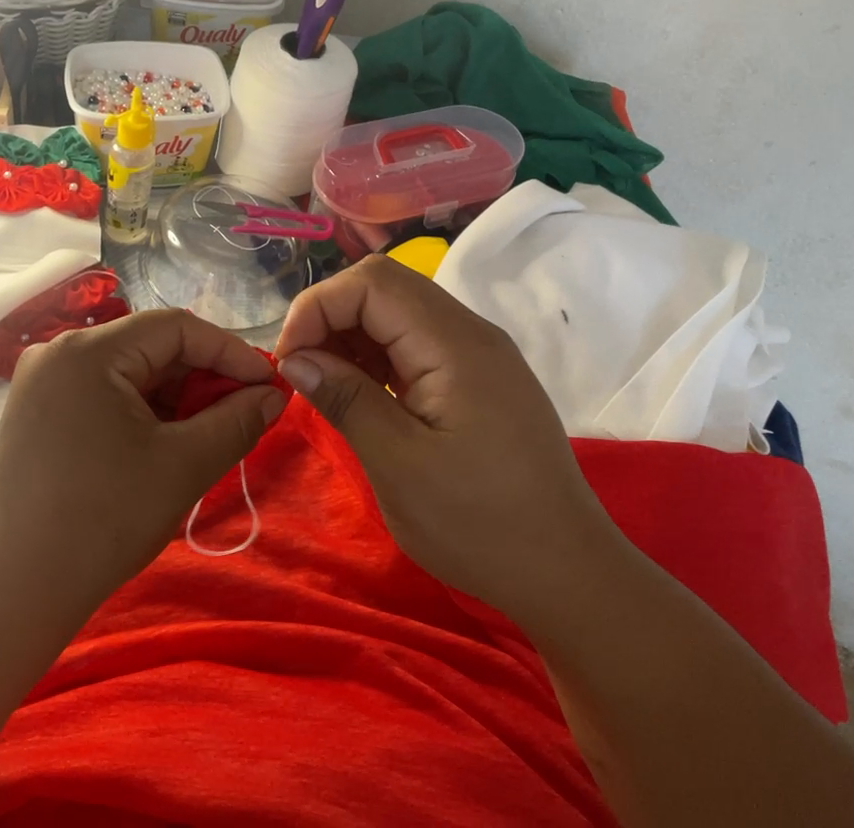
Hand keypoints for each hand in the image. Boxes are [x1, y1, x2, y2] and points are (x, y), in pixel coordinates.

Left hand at [0, 308, 286, 618]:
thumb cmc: (104, 520)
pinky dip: (141, 415)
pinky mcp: (35, 416)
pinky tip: (166, 446)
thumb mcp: (184, 466)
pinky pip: (101, 397)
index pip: (174, 328)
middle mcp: (57, 353)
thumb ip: (236, 421)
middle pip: (147, 348)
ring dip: (174, 399)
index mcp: (87, 351)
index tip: (269, 384)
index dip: (229, 352)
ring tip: (211, 435)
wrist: (15, 588)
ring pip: (126, 375)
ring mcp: (40, 385)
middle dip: (202, 379)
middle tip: (245, 414)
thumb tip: (272, 395)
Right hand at [274, 255, 624, 613]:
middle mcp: (470, 334)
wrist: (564, 570)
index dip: (318, 308)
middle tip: (301, 372)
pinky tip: (359, 395)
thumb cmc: (479, 524)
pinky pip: (415, 345)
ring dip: (350, 338)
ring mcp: (478, 356)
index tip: (289, 362)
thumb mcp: (399, 465)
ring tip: (324, 387)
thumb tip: (295, 358)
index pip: (372, 283)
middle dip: (329, 318)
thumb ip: (346, 400)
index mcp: (455, 345)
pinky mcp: (477, 381)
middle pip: (385, 288)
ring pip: (398, 313)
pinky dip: (376, 358)